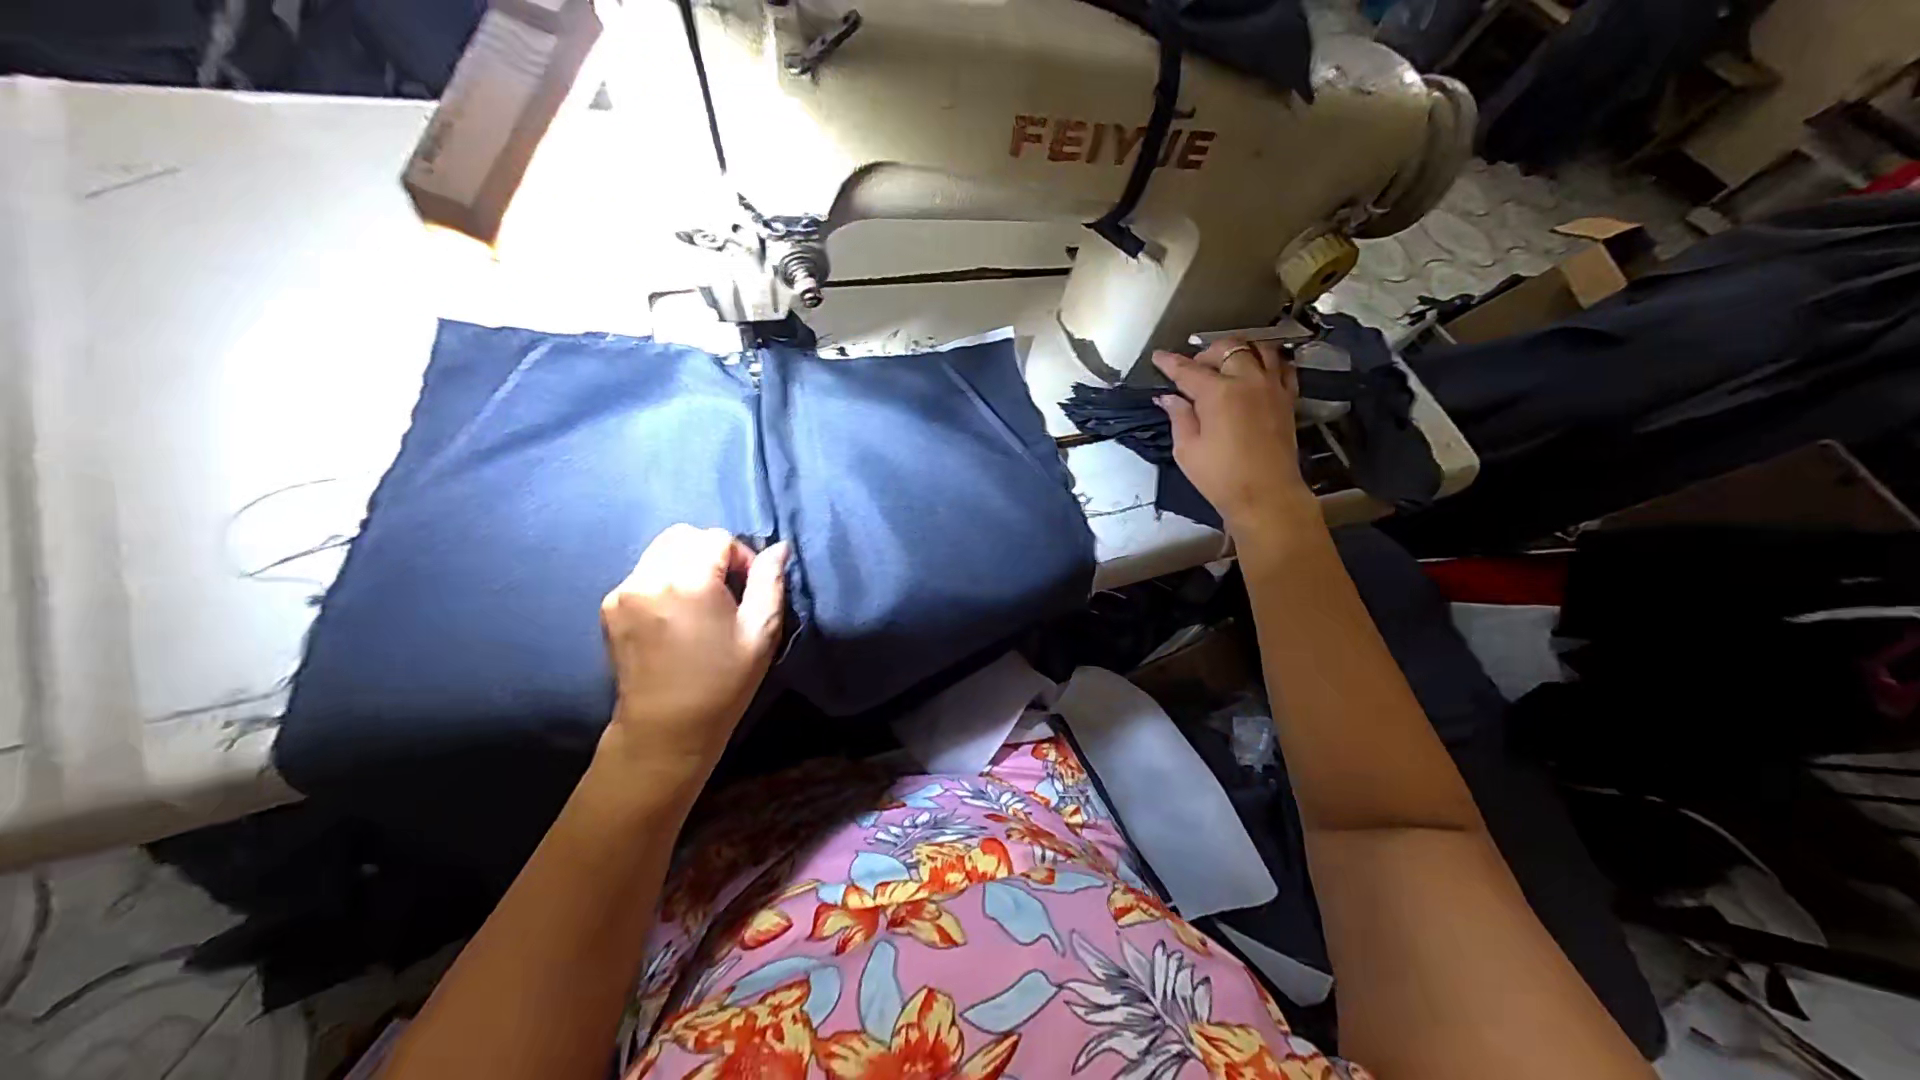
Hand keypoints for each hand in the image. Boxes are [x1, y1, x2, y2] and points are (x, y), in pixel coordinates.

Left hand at [597, 525, 787, 785]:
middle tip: (724, 590)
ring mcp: (624, 591)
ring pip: (660, 550)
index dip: (740, 556)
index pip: (717, 538)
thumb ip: (769, 582)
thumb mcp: (761, 633)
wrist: (666, 728)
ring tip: (698, 602)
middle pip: (684, 535)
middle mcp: (650, 577)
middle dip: (709, 552)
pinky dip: (662, 580)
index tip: (746, 588)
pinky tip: (675, 614)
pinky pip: (642, 573)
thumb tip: (779, 548)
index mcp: (689, 581)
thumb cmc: (722, 682)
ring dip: (684, 563)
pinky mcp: (610, 606)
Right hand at [1153, 338, 1318, 539]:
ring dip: (1239, 350)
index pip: (1188, 369)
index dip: (1170, 362)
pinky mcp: (1288, 399)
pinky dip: (1268, 362)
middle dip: (1206, 353)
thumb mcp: (1186, 449)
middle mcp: (1248, 381)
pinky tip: (1257, 371)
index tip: (1158, 357)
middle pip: (1227, 348)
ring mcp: (1272, 387)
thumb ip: (1178, 416)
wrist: (1266, 495)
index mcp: (1218, 392)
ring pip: (1260, 348)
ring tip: (1226, 362)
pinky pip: (1282, 367)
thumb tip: (1169, 398)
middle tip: (1193, 368)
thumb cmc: (1221, 477)